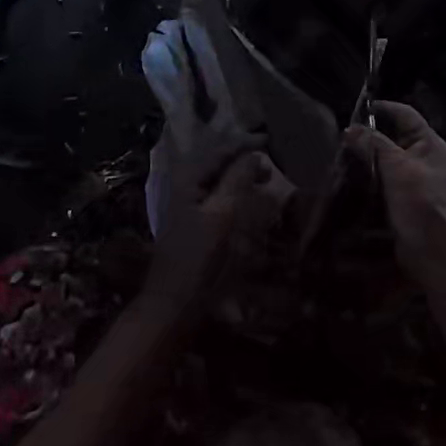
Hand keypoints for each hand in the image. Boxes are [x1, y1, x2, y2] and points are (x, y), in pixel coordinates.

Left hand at [144, 142, 292, 314]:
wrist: (173, 304)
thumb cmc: (196, 258)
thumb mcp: (221, 216)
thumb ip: (236, 180)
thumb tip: (254, 154)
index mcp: (187, 178)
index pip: (220, 149)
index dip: (245, 144)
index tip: (271, 141)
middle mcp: (185, 185)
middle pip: (218, 163)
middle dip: (244, 160)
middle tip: (271, 168)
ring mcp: (188, 205)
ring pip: (219, 180)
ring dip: (242, 178)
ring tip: (266, 183)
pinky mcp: (194, 223)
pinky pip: (218, 198)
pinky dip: (236, 195)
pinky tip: (249, 202)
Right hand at [346, 101, 445, 283]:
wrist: (433, 254)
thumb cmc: (420, 205)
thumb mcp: (396, 168)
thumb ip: (373, 144)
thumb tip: (349, 129)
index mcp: (429, 144)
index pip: (405, 113)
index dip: (382, 107)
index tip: (355, 109)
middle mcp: (421, 155)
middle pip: (392, 133)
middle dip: (369, 131)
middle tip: (343, 132)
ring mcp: (411, 175)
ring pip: (384, 153)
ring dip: (365, 151)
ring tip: (341, 150)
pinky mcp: (400, 193)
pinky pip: (381, 173)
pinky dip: (366, 169)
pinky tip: (348, 170)